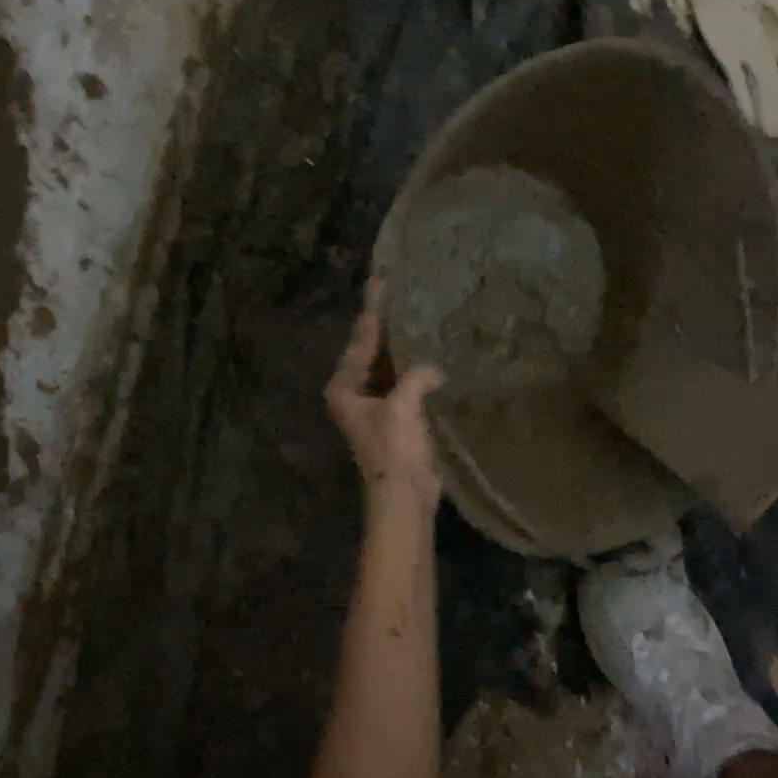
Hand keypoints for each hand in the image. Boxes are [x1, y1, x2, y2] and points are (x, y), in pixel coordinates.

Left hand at [325, 279, 444, 514]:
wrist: (403, 497)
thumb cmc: (394, 451)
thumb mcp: (402, 407)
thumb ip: (416, 376)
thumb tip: (433, 370)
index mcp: (345, 387)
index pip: (361, 339)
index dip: (373, 309)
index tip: (380, 280)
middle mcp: (353, 392)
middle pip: (371, 349)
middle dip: (386, 323)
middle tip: (402, 289)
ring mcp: (374, 405)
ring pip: (387, 365)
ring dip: (402, 345)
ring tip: (418, 313)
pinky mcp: (394, 417)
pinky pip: (402, 381)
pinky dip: (414, 367)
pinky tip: (430, 352)